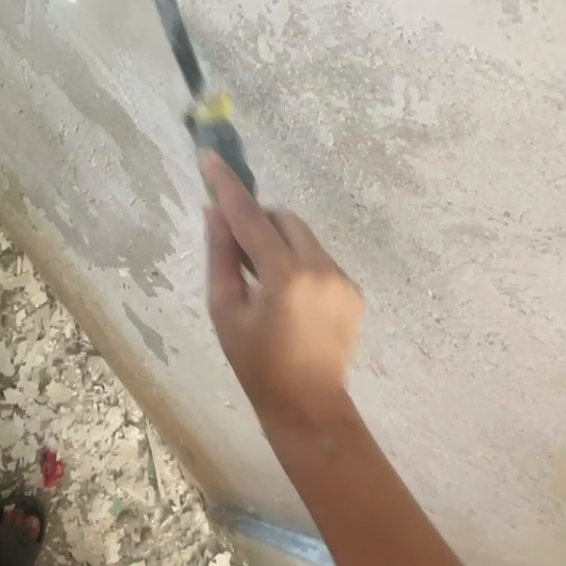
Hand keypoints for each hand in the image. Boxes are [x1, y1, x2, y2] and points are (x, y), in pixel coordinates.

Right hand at [203, 155, 363, 428]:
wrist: (308, 406)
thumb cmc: (256, 362)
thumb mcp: (226, 310)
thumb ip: (221, 255)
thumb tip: (215, 212)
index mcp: (284, 275)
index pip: (250, 217)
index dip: (228, 186)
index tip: (212, 159)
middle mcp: (319, 268)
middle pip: (283, 218)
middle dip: (258, 219)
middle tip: (237, 245)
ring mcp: (341, 278)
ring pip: (302, 236)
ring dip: (278, 240)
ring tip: (263, 277)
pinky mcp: (353, 289)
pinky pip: (318, 257)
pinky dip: (297, 260)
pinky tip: (287, 296)